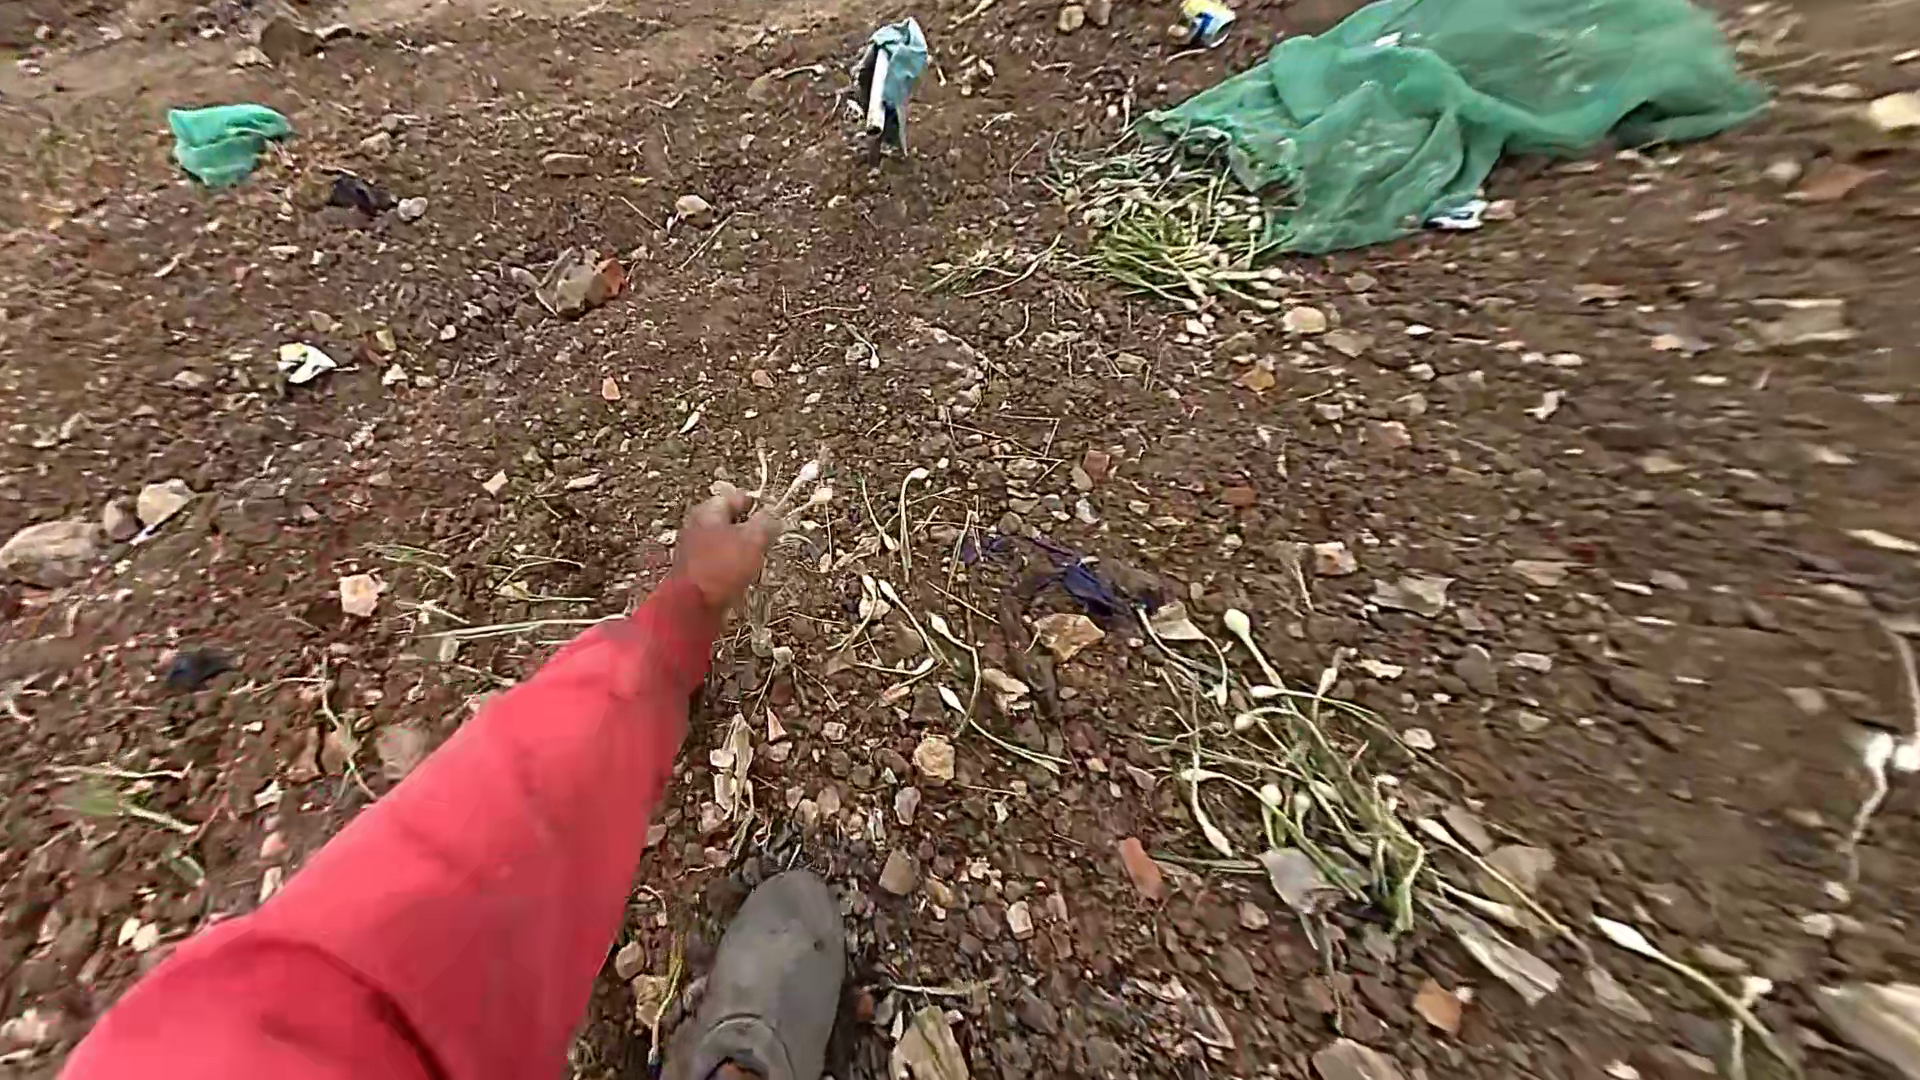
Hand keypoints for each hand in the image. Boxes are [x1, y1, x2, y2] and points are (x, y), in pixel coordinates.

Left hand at [670, 489, 781, 613]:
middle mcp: (697, 528)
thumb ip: (766, 522)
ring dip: (744, 550)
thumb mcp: (753, 538)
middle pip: (730, 521)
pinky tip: (744, 577)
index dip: (756, 504)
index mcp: (708, 512)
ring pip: (727, 543)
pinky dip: (734, 567)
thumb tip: (773, 516)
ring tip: (758, 560)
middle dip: (751, 529)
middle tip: (768, 538)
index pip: (735, 498)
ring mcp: (694, 551)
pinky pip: (722, 564)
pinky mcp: (697, 573)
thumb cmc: (721, 568)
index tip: (772, 514)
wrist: (692, 607)